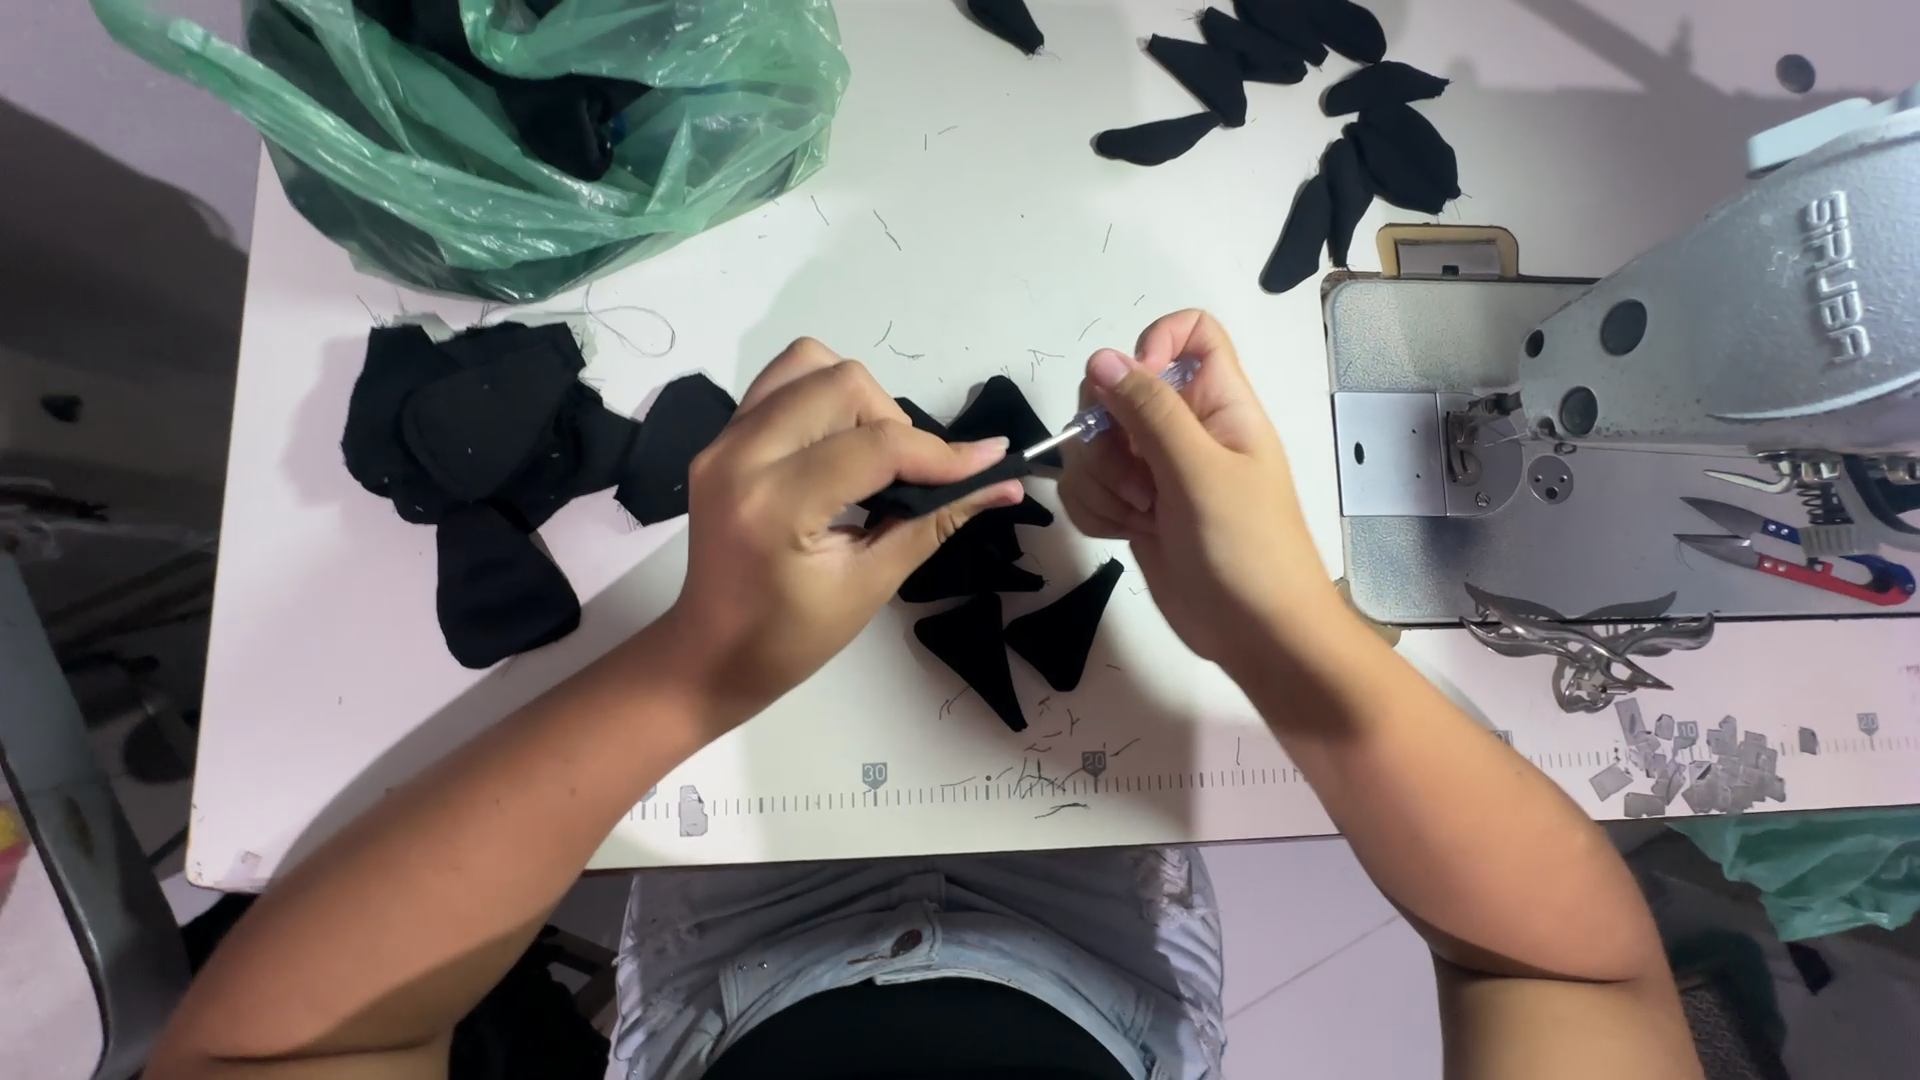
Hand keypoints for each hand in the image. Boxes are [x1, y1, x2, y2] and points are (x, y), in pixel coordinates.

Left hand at [660, 338, 1023, 722]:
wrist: (711, 652)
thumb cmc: (791, 637)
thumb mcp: (872, 584)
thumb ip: (937, 522)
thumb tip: (1004, 482)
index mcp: (774, 506)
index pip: (875, 447)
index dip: (942, 453)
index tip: (988, 462)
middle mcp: (740, 457)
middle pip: (842, 383)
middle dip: (896, 422)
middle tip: (908, 475)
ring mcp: (722, 441)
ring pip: (809, 364)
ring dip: (859, 399)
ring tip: (870, 453)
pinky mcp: (720, 438)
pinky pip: (782, 382)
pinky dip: (824, 396)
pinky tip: (838, 444)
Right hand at [1059, 310, 1340, 673]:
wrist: (1254, 634)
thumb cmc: (1246, 549)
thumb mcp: (1200, 473)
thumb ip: (1149, 412)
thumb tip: (1102, 358)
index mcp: (1218, 403)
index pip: (1189, 334)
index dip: (1153, 345)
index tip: (1129, 391)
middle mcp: (1183, 429)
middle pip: (1116, 393)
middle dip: (1106, 439)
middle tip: (1138, 482)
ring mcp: (1154, 470)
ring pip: (1092, 446)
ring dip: (1100, 484)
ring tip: (1140, 517)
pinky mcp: (1133, 507)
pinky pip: (1088, 488)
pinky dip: (1095, 510)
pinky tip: (1125, 533)